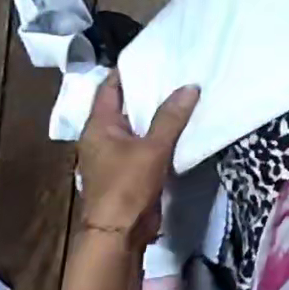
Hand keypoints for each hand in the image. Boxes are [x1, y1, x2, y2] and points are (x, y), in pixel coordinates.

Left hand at [76, 72, 198, 242]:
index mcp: (98, 126)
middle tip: (175, 72)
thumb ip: (171, 117)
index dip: (128, 70)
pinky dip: (160, 134)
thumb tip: (190, 86)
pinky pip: (145, 144)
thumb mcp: (152, 148)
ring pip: (136, 126)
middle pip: (124, 105)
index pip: (110, 87)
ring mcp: (114, 155)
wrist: (119, 234)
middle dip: (147, 90)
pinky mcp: (129, 171)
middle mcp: (102, 137)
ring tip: (182, 94)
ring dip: (155, 114)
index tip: (153, 56)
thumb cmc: (127, 185)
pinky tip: (181, 127)